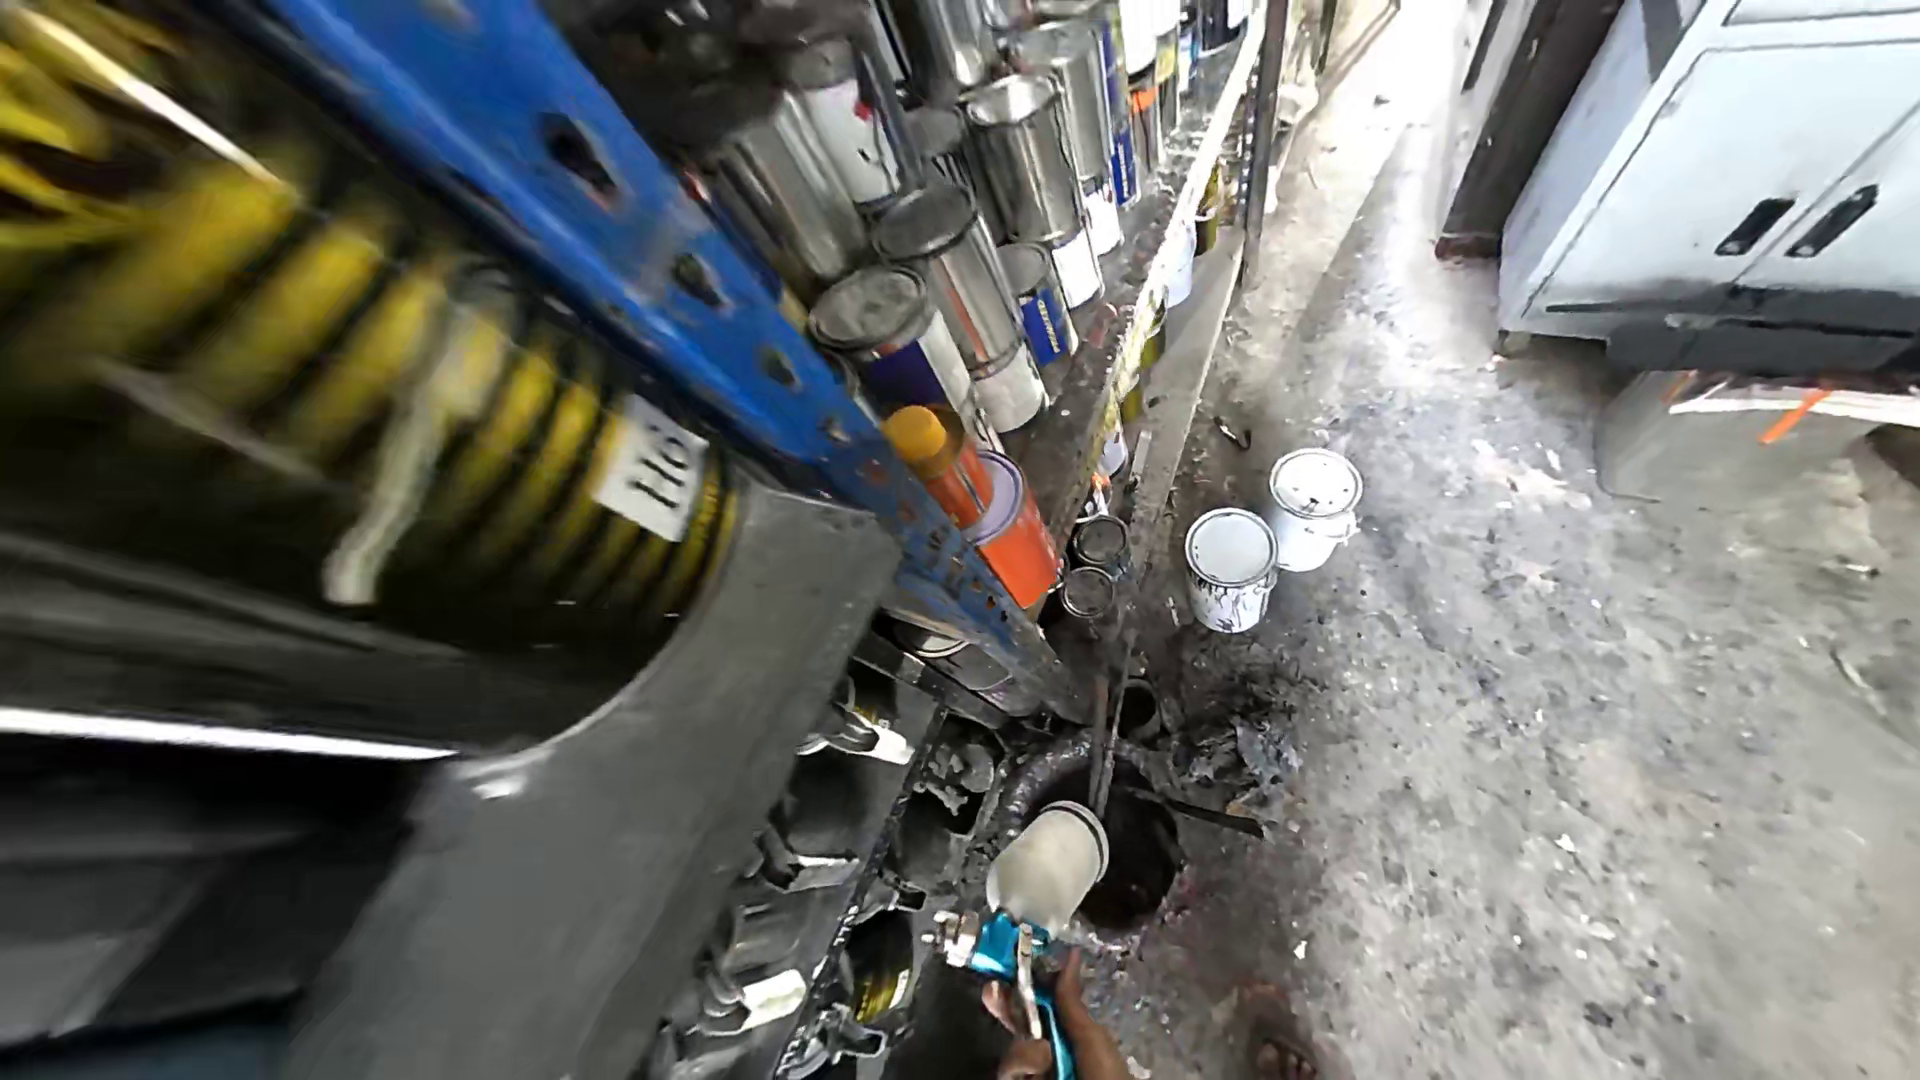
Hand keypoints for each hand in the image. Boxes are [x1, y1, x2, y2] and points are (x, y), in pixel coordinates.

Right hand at [981, 949, 1128, 1079]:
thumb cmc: (1106, 1079)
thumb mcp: (1093, 1040)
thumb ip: (1072, 1001)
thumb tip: (1070, 951)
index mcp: (1068, 1039)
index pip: (1039, 1008)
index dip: (1022, 988)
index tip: (1008, 966)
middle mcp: (1048, 1058)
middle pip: (1017, 1027)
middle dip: (1005, 1007)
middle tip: (993, 991)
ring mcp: (1033, 1078)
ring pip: (1010, 1055)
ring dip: (1023, 1052)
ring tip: (1044, 1059)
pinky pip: (1006, 1076)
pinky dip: (1019, 1069)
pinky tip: (1035, 1074)